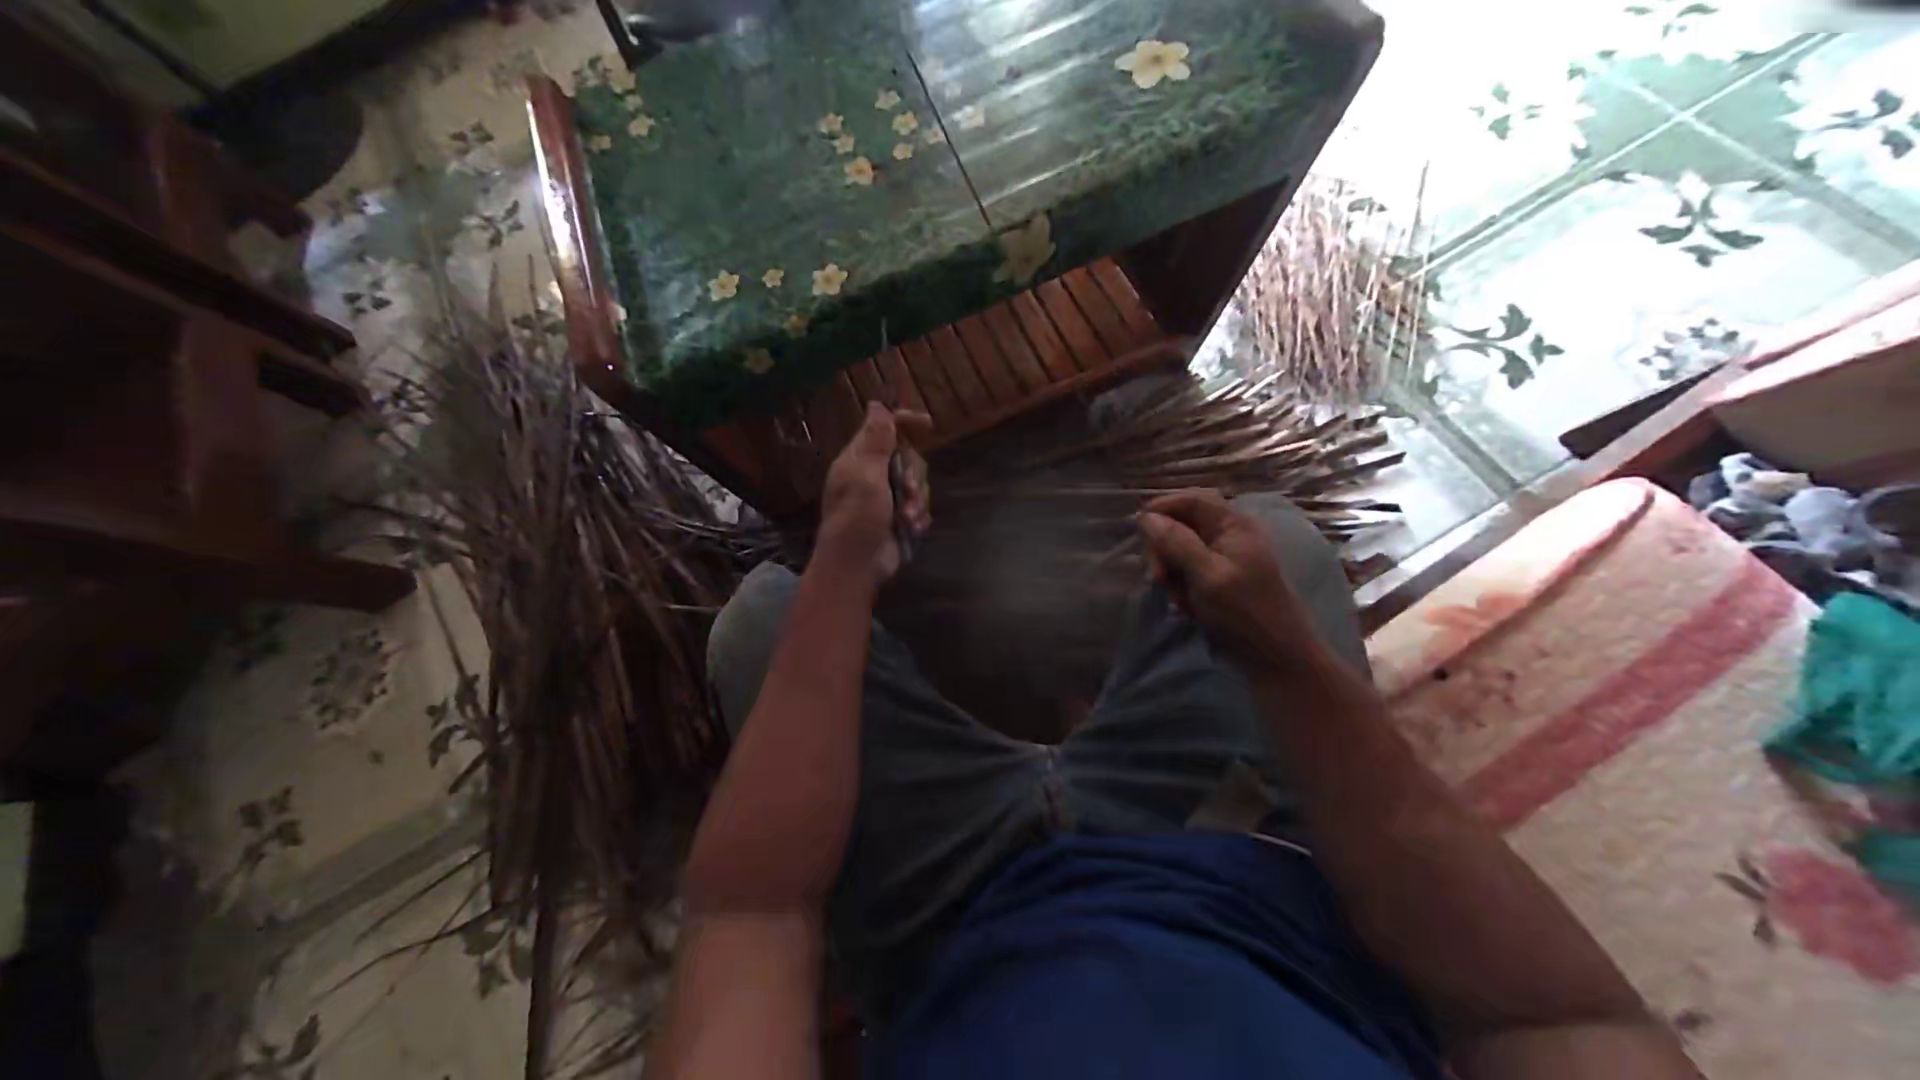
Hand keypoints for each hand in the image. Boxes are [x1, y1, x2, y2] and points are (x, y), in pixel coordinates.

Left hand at [816, 403, 932, 585]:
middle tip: (907, 491)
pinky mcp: (898, 519)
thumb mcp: (866, 473)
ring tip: (906, 520)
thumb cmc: (857, 517)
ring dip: (917, 501)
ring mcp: (886, 498)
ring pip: (918, 484)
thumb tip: (876, 404)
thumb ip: (876, 440)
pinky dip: (918, 518)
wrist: (857, 565)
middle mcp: (872, 475)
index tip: (927, 424)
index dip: (905, 422)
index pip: (884, 429)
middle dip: (914, 475)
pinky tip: (911, 529)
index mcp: (859, 459)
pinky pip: (920, 507)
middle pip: (909, 458)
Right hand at [1136, 489, 1328, 673]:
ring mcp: (1223, 558)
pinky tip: (1184, 605)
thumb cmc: (1244, 612)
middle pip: (1181, 524)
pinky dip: (1180, 586)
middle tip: (1157, 577)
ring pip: (1180, 550)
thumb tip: (1146, 517)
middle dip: (1163, 547)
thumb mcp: (1206, 575)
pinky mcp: (1218, 580)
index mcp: (1233, 524)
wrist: (1275, 656)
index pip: (1190, 499)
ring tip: (1175, 597)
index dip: (1162, 508)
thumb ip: (1176, 542)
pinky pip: (1187, 572)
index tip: (1137, 529)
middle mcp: (1228, 535)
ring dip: (1169, 571)